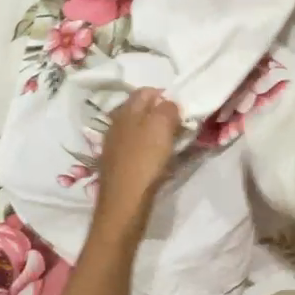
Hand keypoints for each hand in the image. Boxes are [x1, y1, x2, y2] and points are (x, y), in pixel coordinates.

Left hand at [94, 88, 180, 225]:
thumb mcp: (162, 127)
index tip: (181, 107)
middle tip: (178, 124)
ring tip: (170, 141)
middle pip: (139, 109)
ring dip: (152, 131)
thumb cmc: (145, 161)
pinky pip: (133, 147)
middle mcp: (116, 124)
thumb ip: (167, 109)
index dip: (164, 95)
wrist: (124, 202)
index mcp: (127, 111)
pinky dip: (146, 147)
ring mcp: (113, 145)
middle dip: (158, 112)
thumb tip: (169, 103)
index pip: (145, 92)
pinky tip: (155, 158)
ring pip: (135, 129)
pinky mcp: (114, 164)